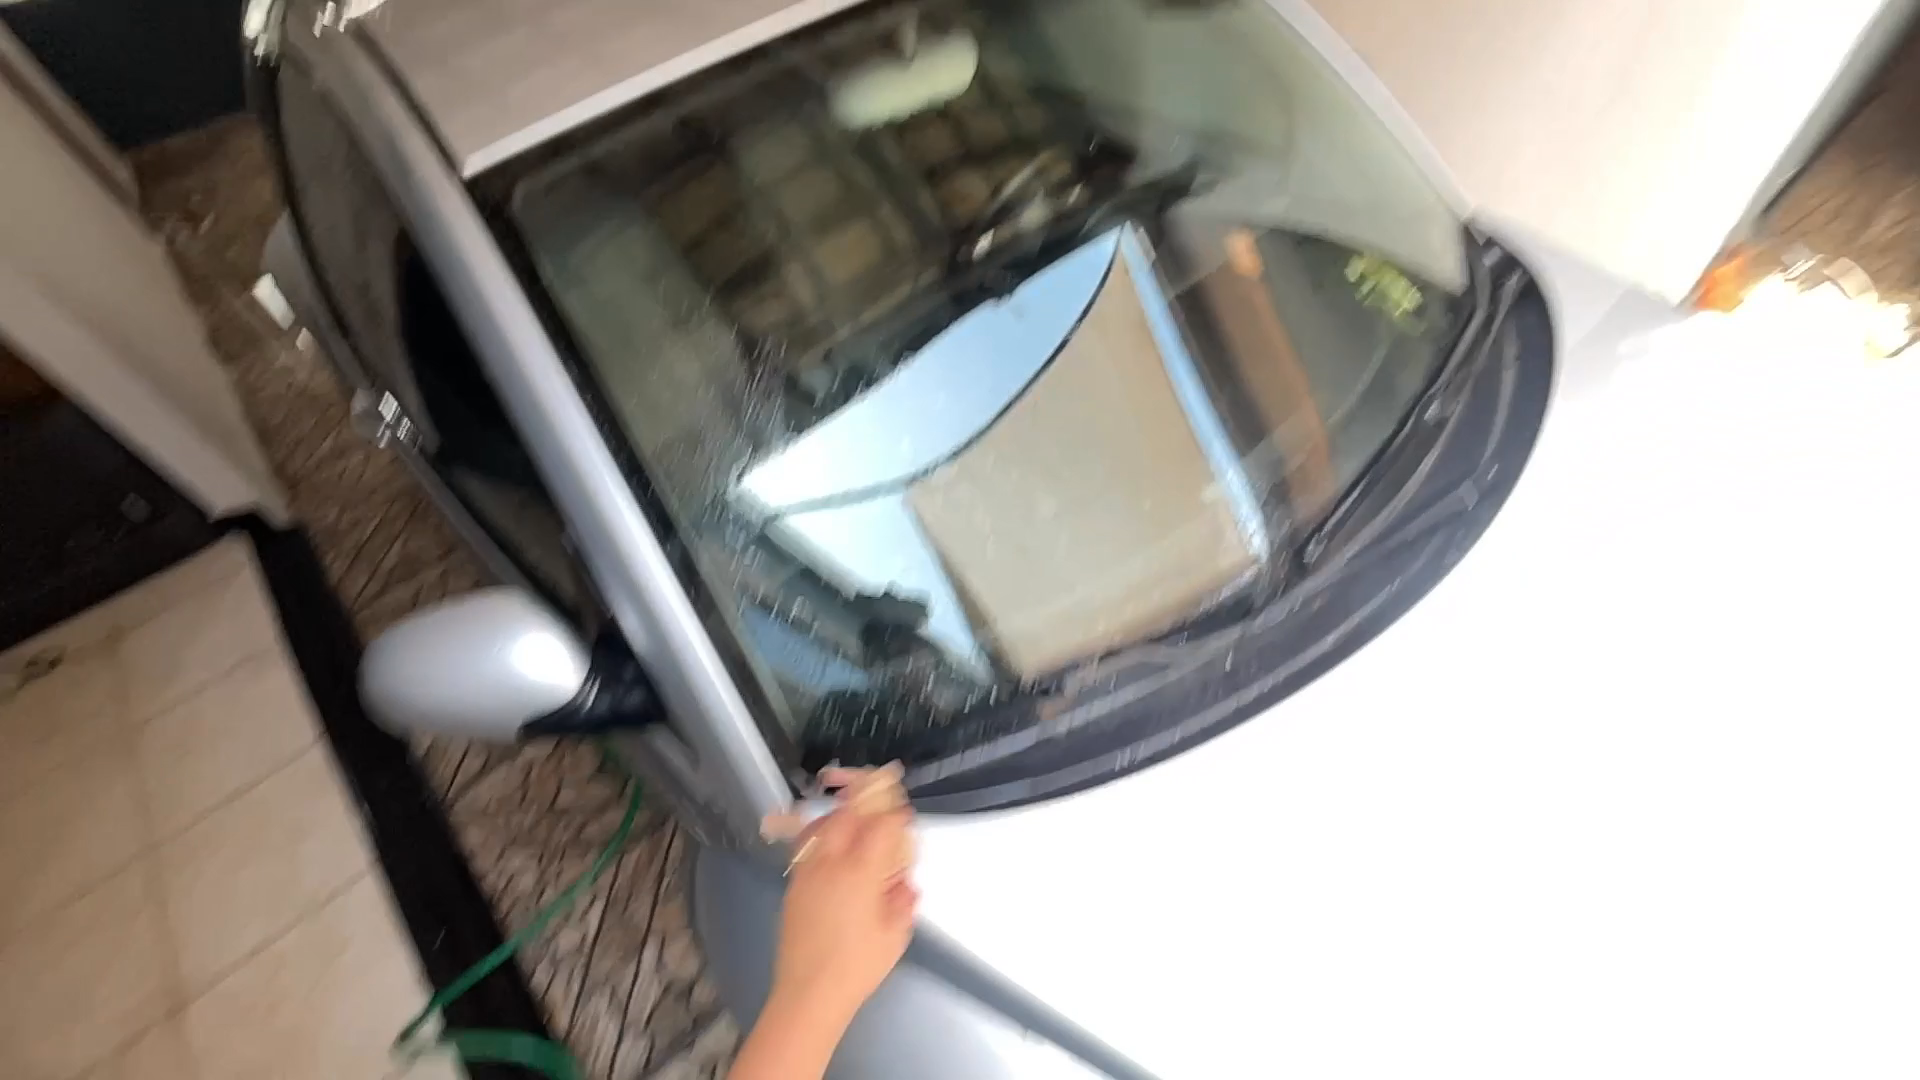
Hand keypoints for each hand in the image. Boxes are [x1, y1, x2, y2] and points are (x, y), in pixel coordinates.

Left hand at [768, 775, 918, 1025]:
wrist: (808, 996)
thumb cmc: (857, 967)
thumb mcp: (895, 935)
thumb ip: (902, 901)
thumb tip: (905, 883)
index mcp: (860, 870)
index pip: (882, 825)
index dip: (897, 815)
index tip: (906, 816)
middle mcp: (831, 862)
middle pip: (847, 813)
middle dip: (865, 800)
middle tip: (878, 799)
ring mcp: (807, 872)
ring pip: (822, 826)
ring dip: (840, 814)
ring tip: (852, 816)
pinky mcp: (793, 887)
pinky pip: (807, 847)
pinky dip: (822, 836)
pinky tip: (832, 848)